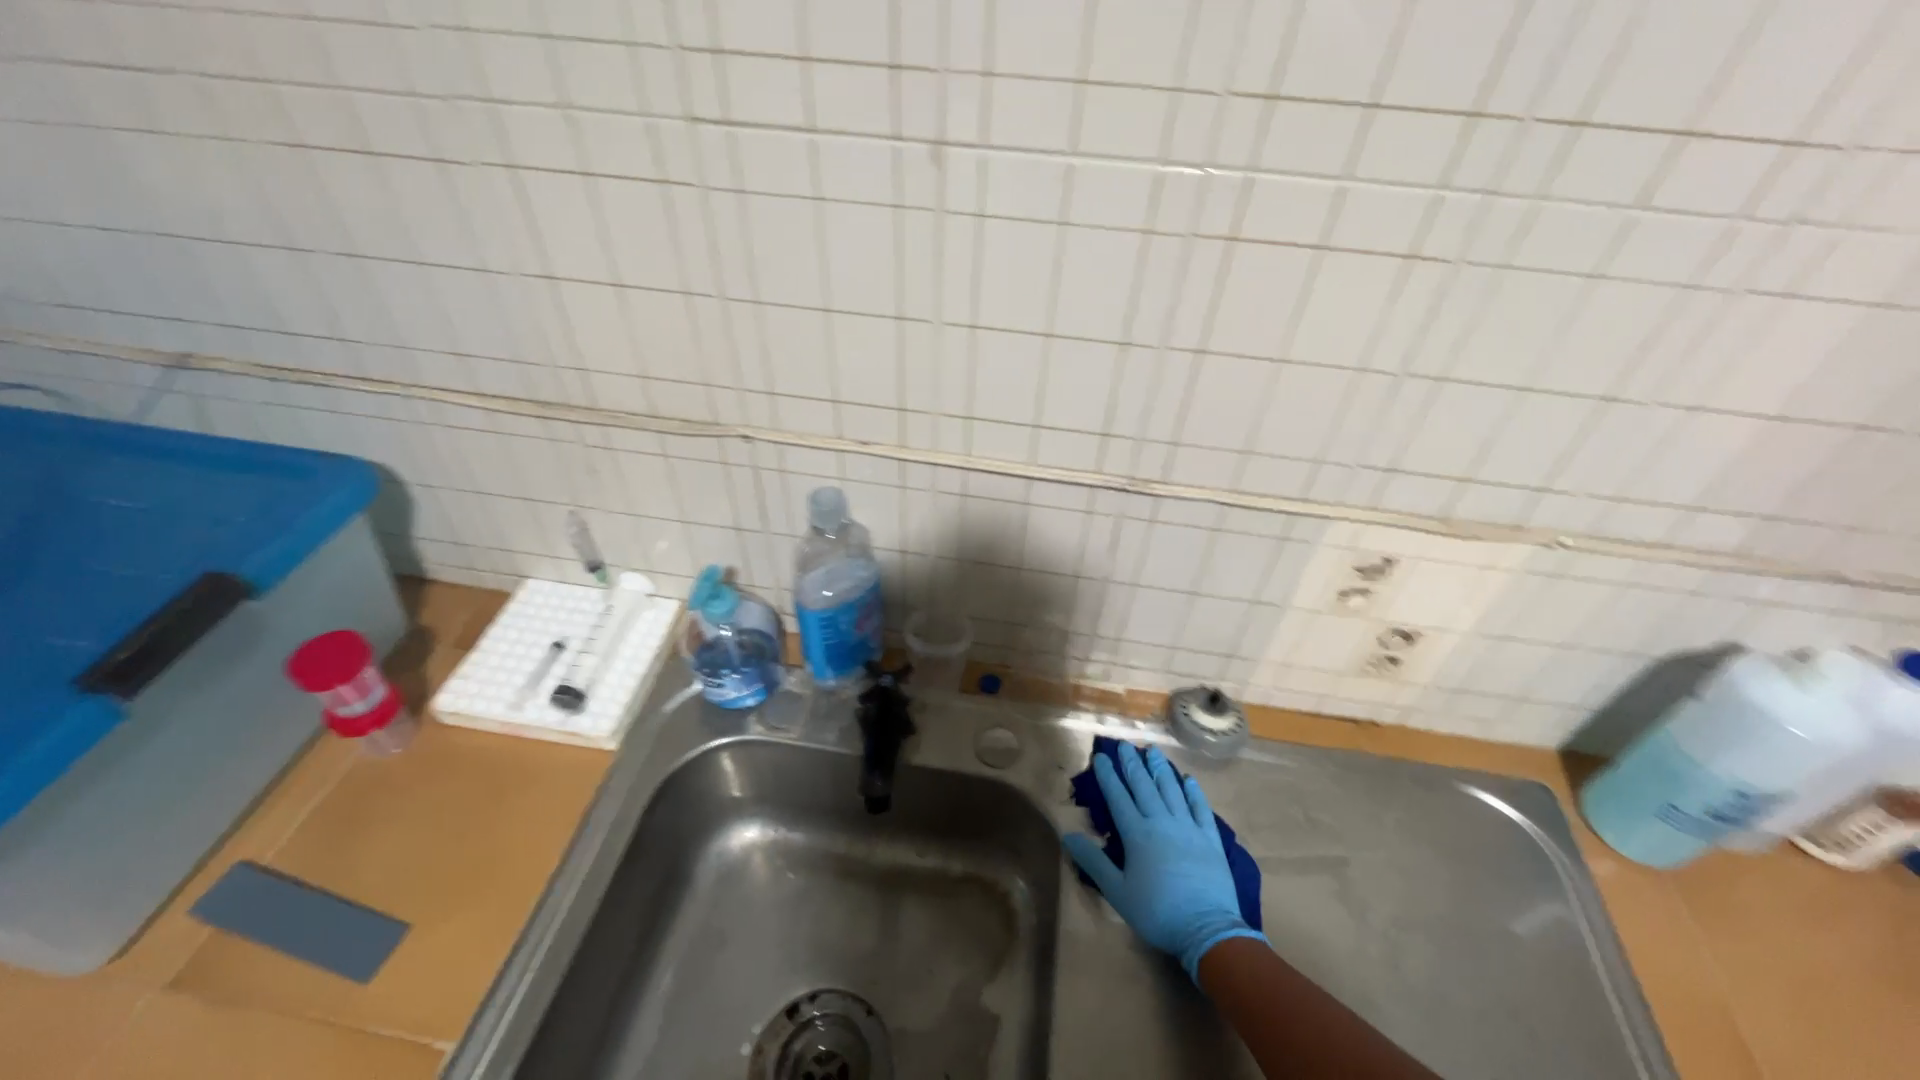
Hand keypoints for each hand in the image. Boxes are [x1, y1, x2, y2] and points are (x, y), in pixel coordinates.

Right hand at [1064, 743, 1265, 981]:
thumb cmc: (1156, 912)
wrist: (1207, 928)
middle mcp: (1162, 823)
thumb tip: (1067, 834)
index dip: (1108, 776)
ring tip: (1153, 751)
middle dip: (1132, 764)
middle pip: (1145, 787)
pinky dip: (1194, 792)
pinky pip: (1201, 808)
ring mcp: (1189, 828)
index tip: (1100, 756)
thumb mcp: (1117, 891)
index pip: (1119, 797)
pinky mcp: (1211, 839)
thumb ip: (1093, 861)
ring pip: (1172, 791)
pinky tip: (1189, 780)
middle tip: (1125, 744)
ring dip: (1161, 769)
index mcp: (1137, 834)